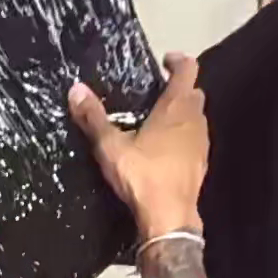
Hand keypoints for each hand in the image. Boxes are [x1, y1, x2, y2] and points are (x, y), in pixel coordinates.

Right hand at [68, 52, 208, 240]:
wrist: (169, 217)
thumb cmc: (143, 176)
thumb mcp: (111, 147)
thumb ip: (94, 119)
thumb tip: (76, 90)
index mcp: (177, 106)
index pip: (187, 68)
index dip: (177, 61)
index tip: (165, 61)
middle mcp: (195, 120)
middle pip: (193, 93)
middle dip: (179, 90)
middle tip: (159, 96)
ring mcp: (201, 144)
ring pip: (196, 120)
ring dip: (182, 117)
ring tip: (160, 125)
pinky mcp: (200, 167)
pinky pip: (193, 144)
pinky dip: (183, 141)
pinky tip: (166, 154)